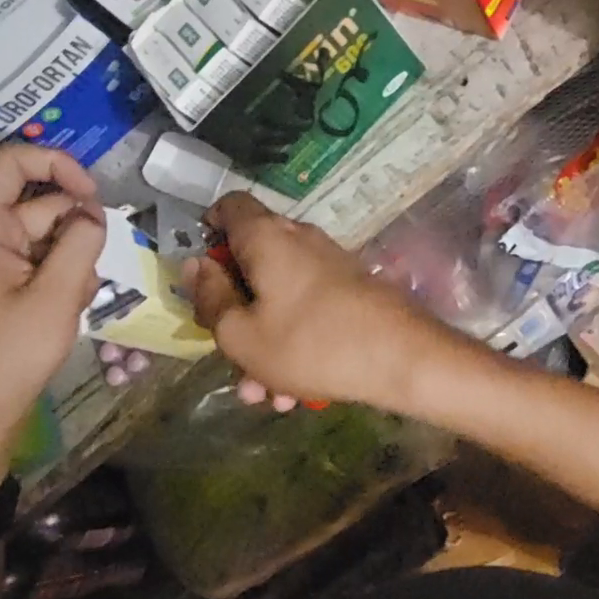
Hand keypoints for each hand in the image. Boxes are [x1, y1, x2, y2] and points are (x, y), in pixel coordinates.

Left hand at [0, 145, 105, 507]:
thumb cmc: (10, 355)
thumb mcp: (58, 295)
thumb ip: (82, 243)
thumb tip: (94, 216)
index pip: (12, 161)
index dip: (58, 163)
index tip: (93, 196)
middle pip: (40, 201)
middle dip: (76, 229)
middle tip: (91, 268)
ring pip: (50, 232)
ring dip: (74, 258)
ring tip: (75, 300)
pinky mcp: (2, 279)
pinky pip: (44, 257)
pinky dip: (65, 274)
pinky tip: (69, 307)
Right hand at [182, 193, 455, 413]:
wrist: (403, 358)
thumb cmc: (311, 343)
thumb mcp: (241, 333)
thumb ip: (209, 297)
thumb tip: (195, 264)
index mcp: (267, 236)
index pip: (228, 205)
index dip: (206, 230)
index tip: (198, 269)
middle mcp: (299, 238)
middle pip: (251, 261)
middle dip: (234, 310)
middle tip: (227, 353)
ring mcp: (329, 263)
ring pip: (279, 296)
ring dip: (264, 340)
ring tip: (263, 392)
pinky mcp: (351, 290)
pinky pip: (308, 310)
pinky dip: (294, 342)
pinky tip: (295, 393)